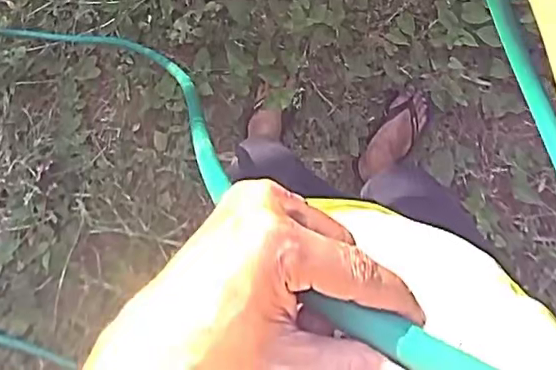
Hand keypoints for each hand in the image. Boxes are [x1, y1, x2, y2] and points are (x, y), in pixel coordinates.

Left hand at [84, 180, 423, 369]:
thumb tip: (386, 358)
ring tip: (305, 323)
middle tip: (350, 335)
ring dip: (325, 277)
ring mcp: (248, 201)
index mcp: (274, 240)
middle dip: (352, 293)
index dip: (393, 302)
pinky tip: (289, 300)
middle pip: (341, 247)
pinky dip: (301, 262)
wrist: (141, 356)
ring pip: (319, 235)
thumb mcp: (284, 364)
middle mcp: (262, 207)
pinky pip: (292, 227)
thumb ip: (346, 359)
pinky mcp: (239, 207)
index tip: (414, 324)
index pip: (357, 270)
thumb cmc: (195, 358)